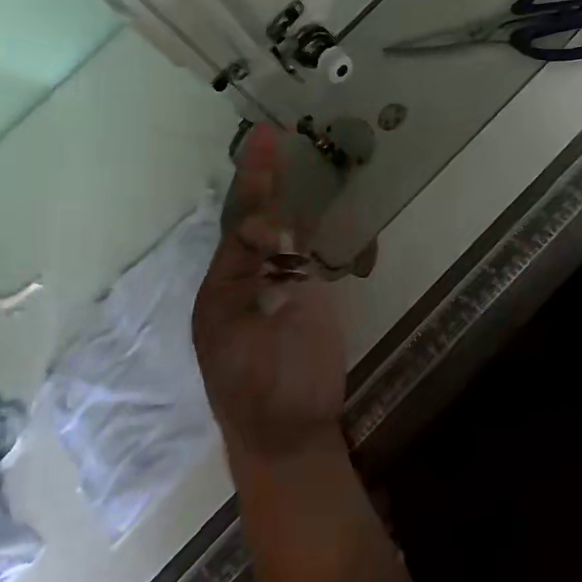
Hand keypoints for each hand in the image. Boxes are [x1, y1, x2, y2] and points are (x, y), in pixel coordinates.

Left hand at [193, 127, 346, 459]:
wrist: (290, 442)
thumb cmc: (267, 394)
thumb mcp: (248, 336)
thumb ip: (258, 280)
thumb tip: (268, 226)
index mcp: (224, 289)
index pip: (240, 224)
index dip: (254, 182)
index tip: (265, 140)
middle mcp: (250, 283)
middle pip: (262, 222)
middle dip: (272, 184)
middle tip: (279, 142)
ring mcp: (283, 293)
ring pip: (294, 238)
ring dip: (307, 209)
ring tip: (321, 183)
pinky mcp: (313, 306)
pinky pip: (323, 264)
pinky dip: (341, 247)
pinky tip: (357, 247)